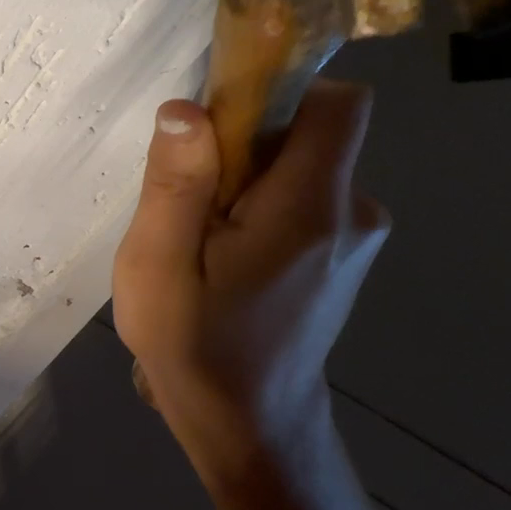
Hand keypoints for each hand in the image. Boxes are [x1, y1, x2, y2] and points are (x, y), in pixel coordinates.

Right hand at [113, 81, 391, 486]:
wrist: (244, 417)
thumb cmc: (193, 339)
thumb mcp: (157, 261)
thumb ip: (176, 183)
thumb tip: (184, 108)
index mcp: (310, 206)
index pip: (337, 105)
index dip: (278, 92)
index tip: (213, 123)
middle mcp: (352, 211)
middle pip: (307, 137)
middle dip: (239, 150)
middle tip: (181, 206)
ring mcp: (353, 237)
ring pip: (296, 172)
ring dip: (241, 186)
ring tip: (193, 243)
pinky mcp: (340, 257)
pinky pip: (299, 203)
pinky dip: (256, 212)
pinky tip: (219, 260)